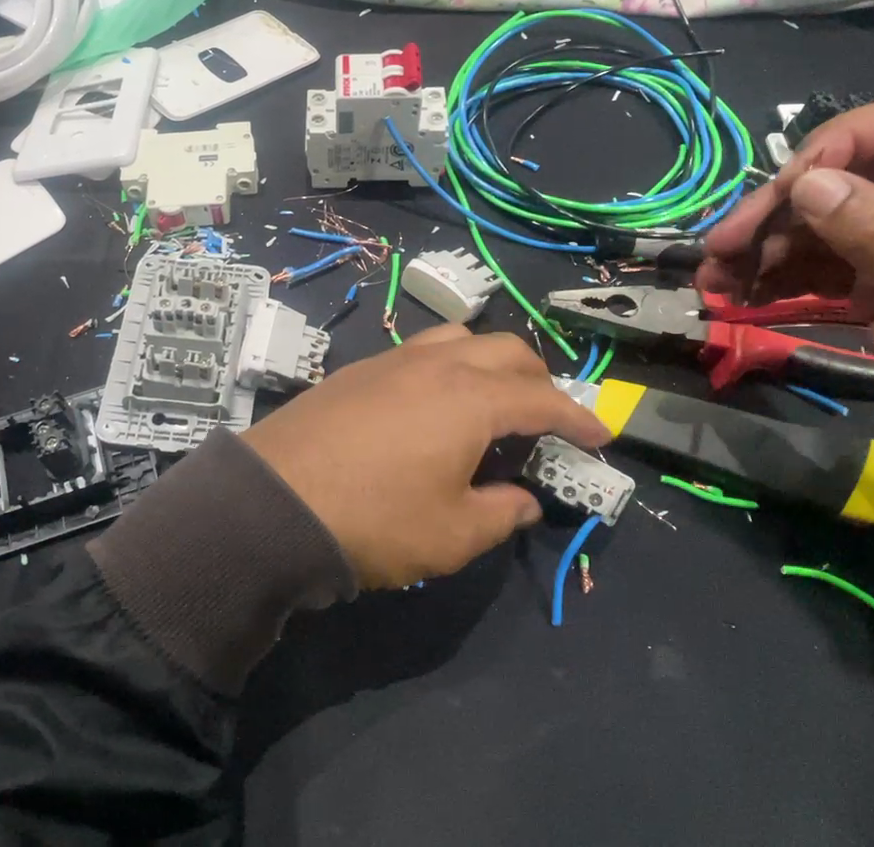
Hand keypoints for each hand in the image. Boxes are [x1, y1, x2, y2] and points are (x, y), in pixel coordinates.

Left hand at [240, 326, 611, 588]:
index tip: (600, 437)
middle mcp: (437, 365)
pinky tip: (433, 403)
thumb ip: (501, 513)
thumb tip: (524, 500)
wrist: (273, 504)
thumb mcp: (451, 534)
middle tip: (546, 419)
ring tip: (490, 400)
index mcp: (473, 400)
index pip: (543, 400)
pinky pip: (418, 352)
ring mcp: (391, 361)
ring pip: (459, 339)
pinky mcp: (355, 370)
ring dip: (489, 362)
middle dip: (538, 380)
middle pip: (506, 351)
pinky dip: (446, 366)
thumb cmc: (374, 521)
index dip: (578, 420)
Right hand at [697, 96, 873, 469]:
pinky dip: (775, 280)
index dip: (835, 147)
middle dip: (776, 211)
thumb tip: (806, 182)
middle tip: (720, 248)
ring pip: (819, 226)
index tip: (784, 193)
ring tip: (714, 282)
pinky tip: (738, 298)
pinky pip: (818, 269)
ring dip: (763, 249)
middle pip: (842, 180)